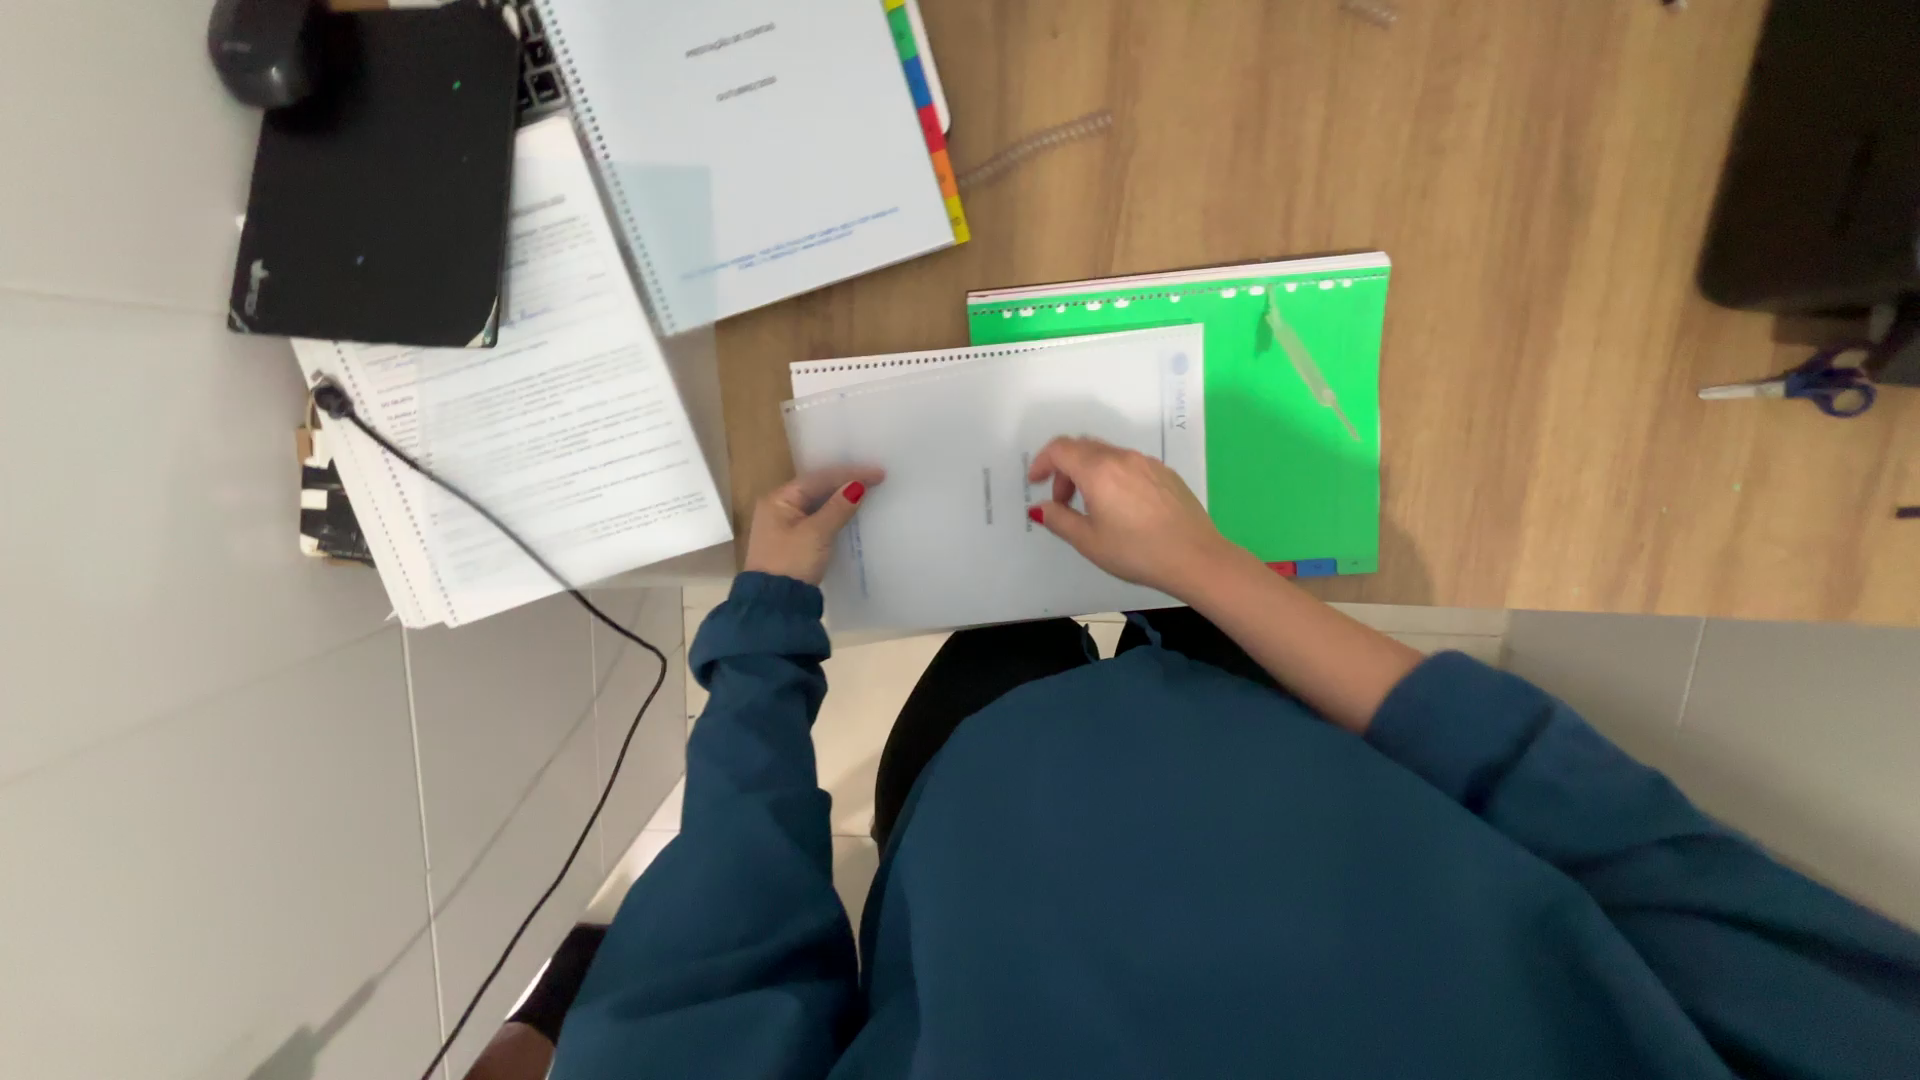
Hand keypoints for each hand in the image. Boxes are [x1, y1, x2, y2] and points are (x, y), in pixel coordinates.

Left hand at [743, 466, 884, 584]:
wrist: (774, 604)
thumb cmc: (792, 562)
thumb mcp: (817, 533)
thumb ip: (838, 508)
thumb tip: (858, 486)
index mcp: (779, 499)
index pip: (818, 478)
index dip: (849, 473)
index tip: (878, 473)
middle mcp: (779, 507)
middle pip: (817, 488)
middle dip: (845, 482)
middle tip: (875, 478)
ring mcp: (785, 525)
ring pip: (818, 504)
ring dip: (841, 499)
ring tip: (868, 492)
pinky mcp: (793, 542)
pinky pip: (818, 519)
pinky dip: (835, 515)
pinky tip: (851, 514)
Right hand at [1027, 436, 1238, 599]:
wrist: (1195, 558)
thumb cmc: (1136, 552)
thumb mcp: (1088, 541)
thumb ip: (1059, 519)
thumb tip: (1041, 508)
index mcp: (1098, 471)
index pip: (1060, 449)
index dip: (1041, 462)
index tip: (1036, 483)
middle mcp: (1122, 458)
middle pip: (1083, 447)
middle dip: (1064, 469)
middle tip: (1063, 501)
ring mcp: (1147, 463)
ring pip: (1107, 454)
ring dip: (1089, 472)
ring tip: (1092, 506)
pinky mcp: (1165, 473)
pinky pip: (1129, 464)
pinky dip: (1112, 475)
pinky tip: (1121, 507)